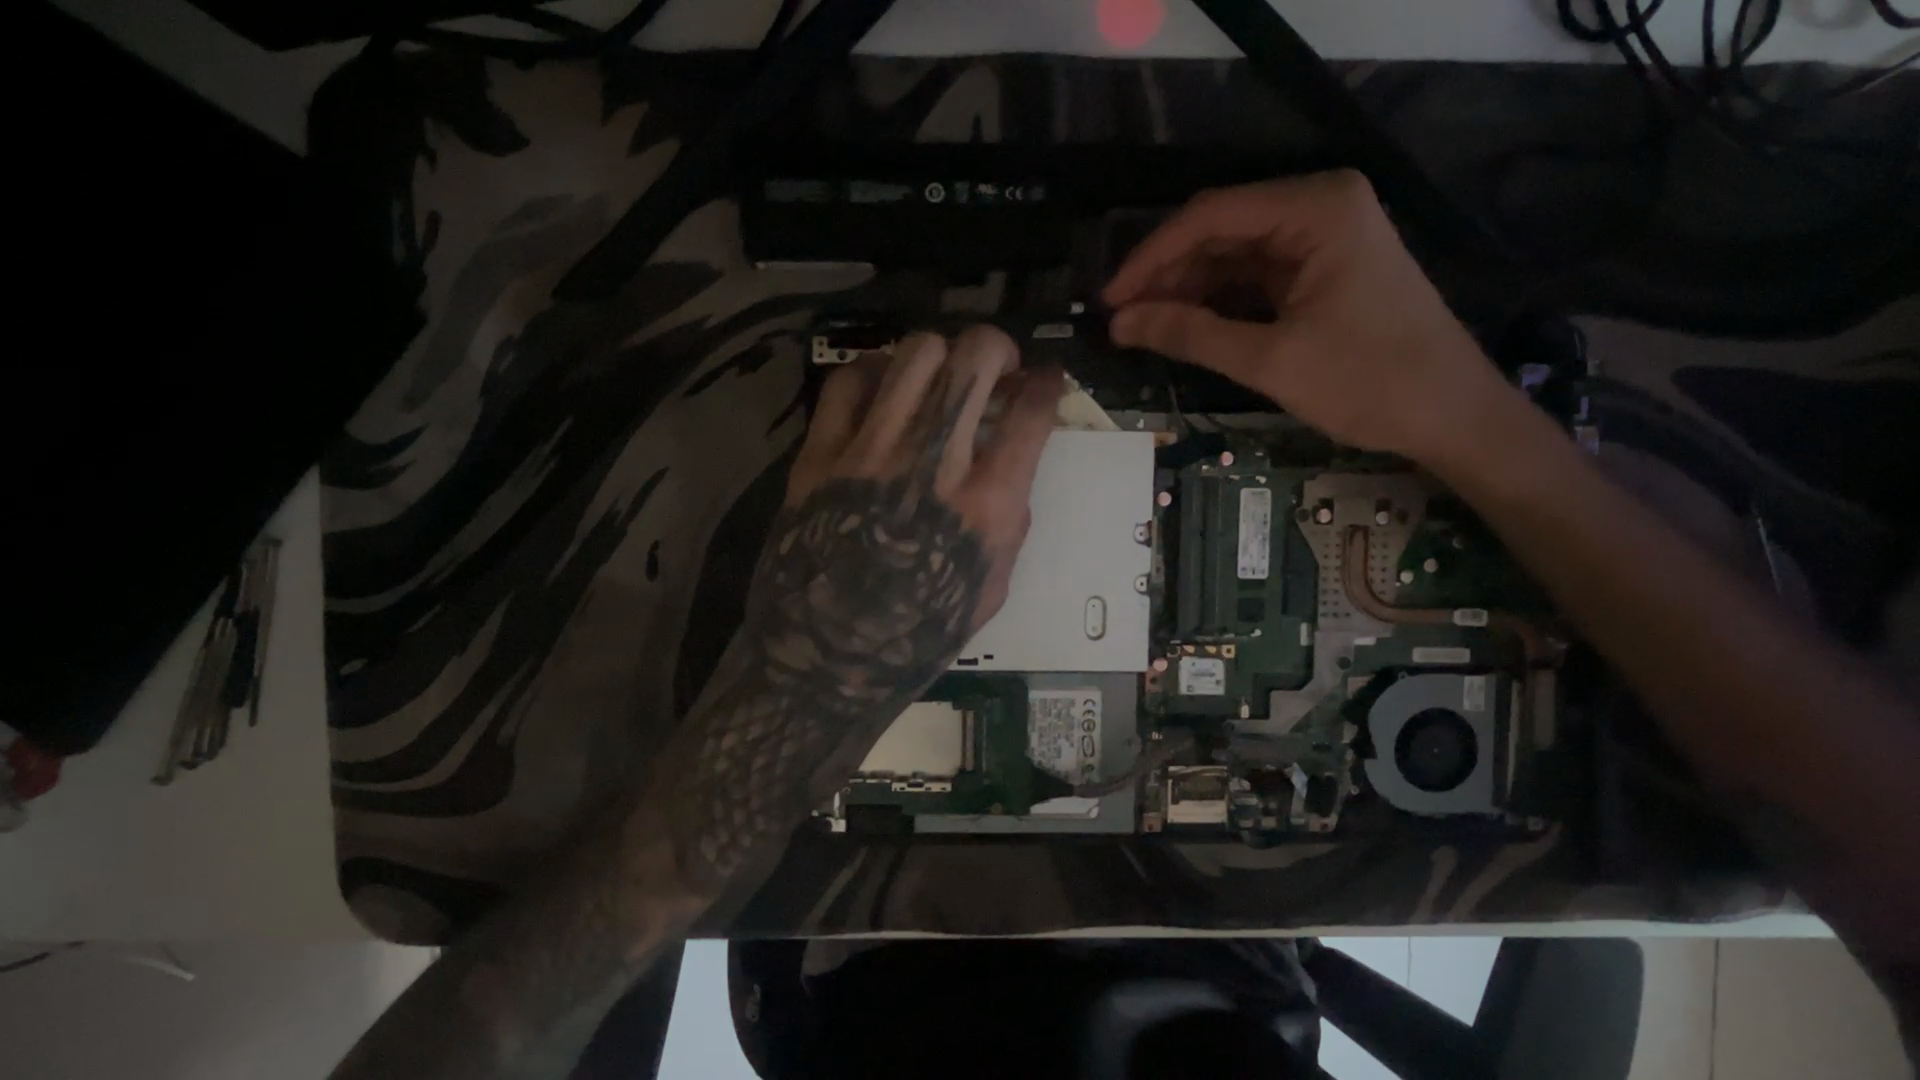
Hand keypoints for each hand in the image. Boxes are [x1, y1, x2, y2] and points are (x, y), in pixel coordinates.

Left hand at [783, 326, 1063, 634]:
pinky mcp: (820, 454)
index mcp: (986, 506)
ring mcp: (871, 453)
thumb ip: (1009, 517)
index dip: (1048, 382)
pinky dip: (874, 373)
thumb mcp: (993, 585)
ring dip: (940, 353)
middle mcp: (932, 465)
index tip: (1046, 378)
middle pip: (975, 359)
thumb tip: (1011, 461)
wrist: (827, 657)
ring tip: (939, 375)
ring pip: (914, 354)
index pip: (1031, 413)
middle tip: (994, 366)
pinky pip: (848, 381)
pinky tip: (883, 390)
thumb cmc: (920, 631)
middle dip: (996, 347)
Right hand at [1102, 171, 1513, 463]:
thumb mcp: (1271, 359)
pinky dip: (1220, 302)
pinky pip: (1258, 276)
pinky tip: (1185, 327)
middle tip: (1121, 321)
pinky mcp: (1326, 270)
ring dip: (1189, 290)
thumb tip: (1119, 324)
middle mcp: (1320, 207)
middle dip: (1168, 276)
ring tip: (1142, 329)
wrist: (1454, 415)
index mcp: (1316, 208)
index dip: (1151, 258)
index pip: (1210, 216)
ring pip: (1235, 255)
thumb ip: (1190, 334)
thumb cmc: (1370, 382)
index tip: (1109, 300)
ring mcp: (1325, 237)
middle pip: (1221, 231)